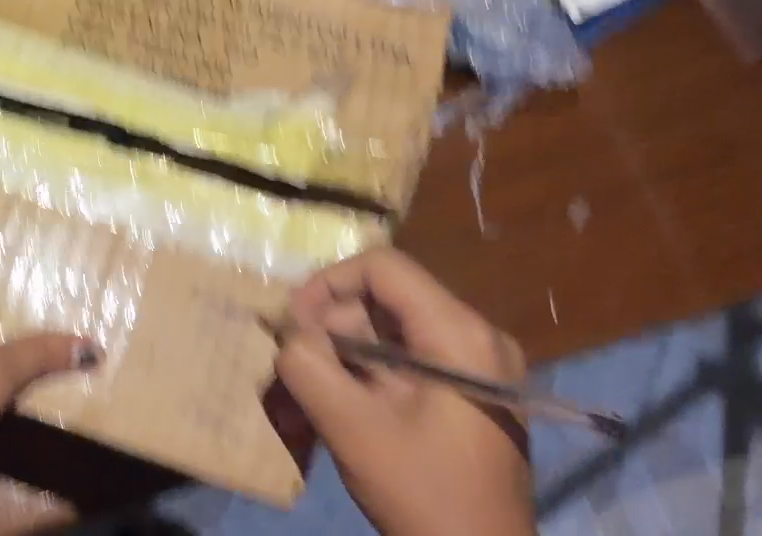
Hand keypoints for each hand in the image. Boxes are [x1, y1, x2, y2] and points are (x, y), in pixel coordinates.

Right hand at [274, 248, 533, 535]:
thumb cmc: (426, 494)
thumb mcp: (352, 427)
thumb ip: (307, 364)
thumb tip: (286, 326)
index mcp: (461, 334)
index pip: (381, 267)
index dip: (328, 283)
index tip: (295, 322)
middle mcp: (475, 336)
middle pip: (380, 299)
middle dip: (329, 329)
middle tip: (295, 365)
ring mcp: (473, 364)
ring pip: (384, 330)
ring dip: (338, 357)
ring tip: (302, 396)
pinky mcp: (465, 390)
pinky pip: (399, 358)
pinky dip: (360, 375)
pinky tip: (331, 407)